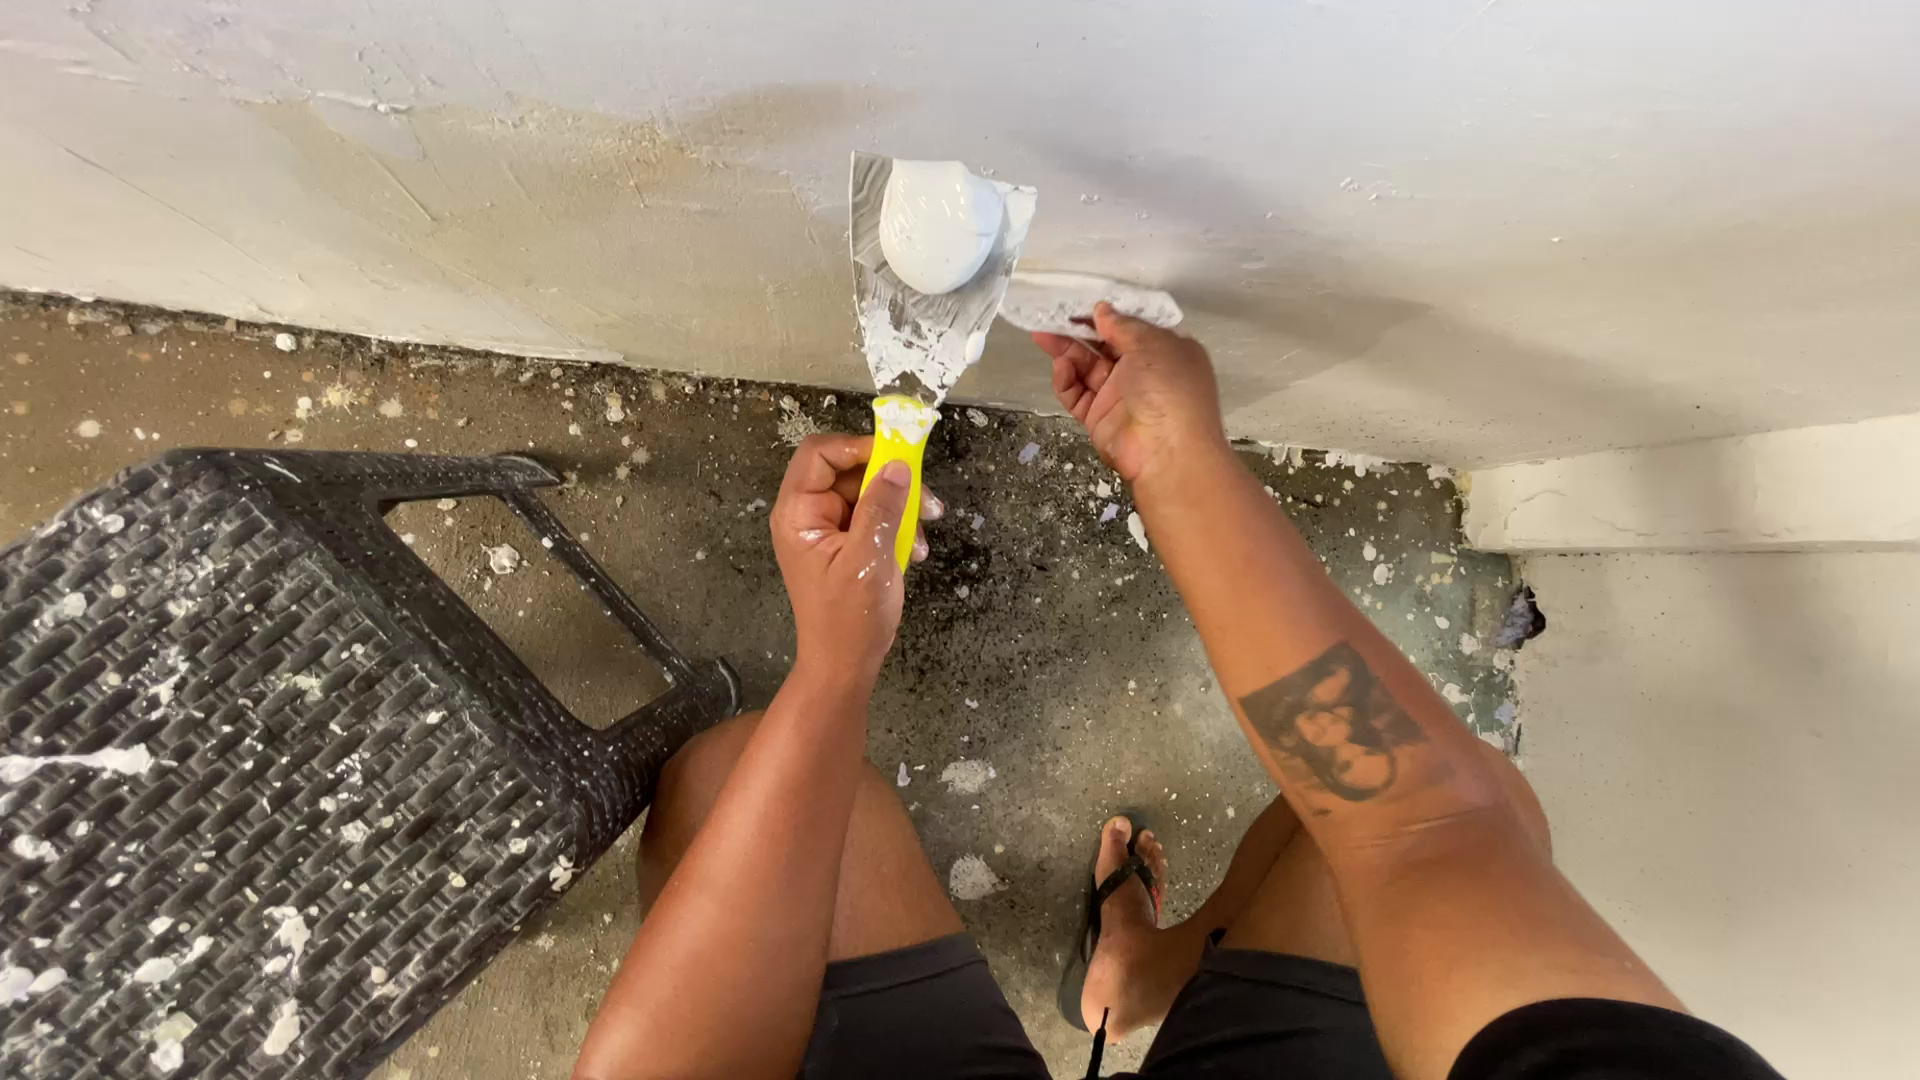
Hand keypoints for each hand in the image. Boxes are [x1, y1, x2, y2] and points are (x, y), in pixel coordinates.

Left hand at [769, 435, 942, 683]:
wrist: (846, 665)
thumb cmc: (849, 618)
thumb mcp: (869, 559)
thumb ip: (883, 508)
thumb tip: (899, 465)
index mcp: (798, 514)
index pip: (819, 454)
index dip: (857, 446)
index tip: (898, 456)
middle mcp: (809, 515)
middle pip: (849, 471)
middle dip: (890, 481)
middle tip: (927, 501)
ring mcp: (828, 530)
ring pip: (867, 492)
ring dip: (901, 506)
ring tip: (928, 527)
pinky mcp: (847, 544)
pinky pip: (874, 517)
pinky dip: (898, 526)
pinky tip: (917, 550)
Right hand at [1033, 302, 1228, 486]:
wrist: (1166, 451)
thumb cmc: (1170, 388)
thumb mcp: (1153, 344)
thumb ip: (1123, 325)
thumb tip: (1102, 310)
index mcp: (1164, 350)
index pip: (1131, 327)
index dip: (1107, 313)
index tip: (1082, 300)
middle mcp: (1142, 371)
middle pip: (1103, 345)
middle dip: (1078, 330)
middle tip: (1051, 315)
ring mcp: (1118, 395)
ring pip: (1086, 367)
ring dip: (1066, 351)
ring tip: (1042, 335)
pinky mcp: (1098, 417)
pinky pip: (1077, 394)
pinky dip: (1067, 380)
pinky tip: (1061, 367)